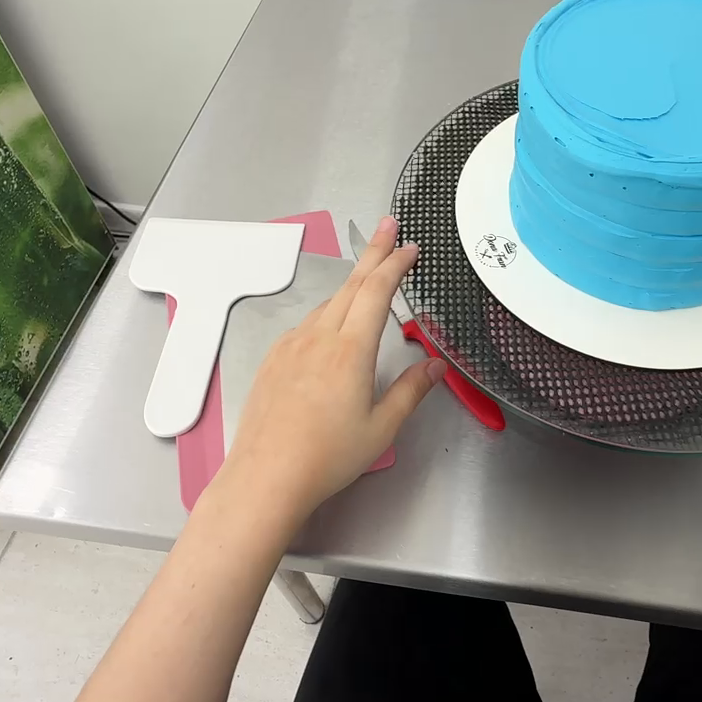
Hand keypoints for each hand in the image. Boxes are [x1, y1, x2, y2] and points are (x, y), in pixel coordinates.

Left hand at [213, 216, 444, 517]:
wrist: (265, 477)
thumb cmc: (329, 456)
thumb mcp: (381, 428)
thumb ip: (411, 391)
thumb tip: (436, 365)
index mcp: (351, 349)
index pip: (377, 291)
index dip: (395, 264)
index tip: (409, 246)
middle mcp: (319, 336)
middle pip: (351, 284)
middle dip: (373, 252)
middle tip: (388, 224)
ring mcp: (292, 345)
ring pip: (327, 303)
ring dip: (352, 284)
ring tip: (369, 278)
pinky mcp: (274, 358)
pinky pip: (307, 324)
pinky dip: (328, 312)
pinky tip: (332, 327)